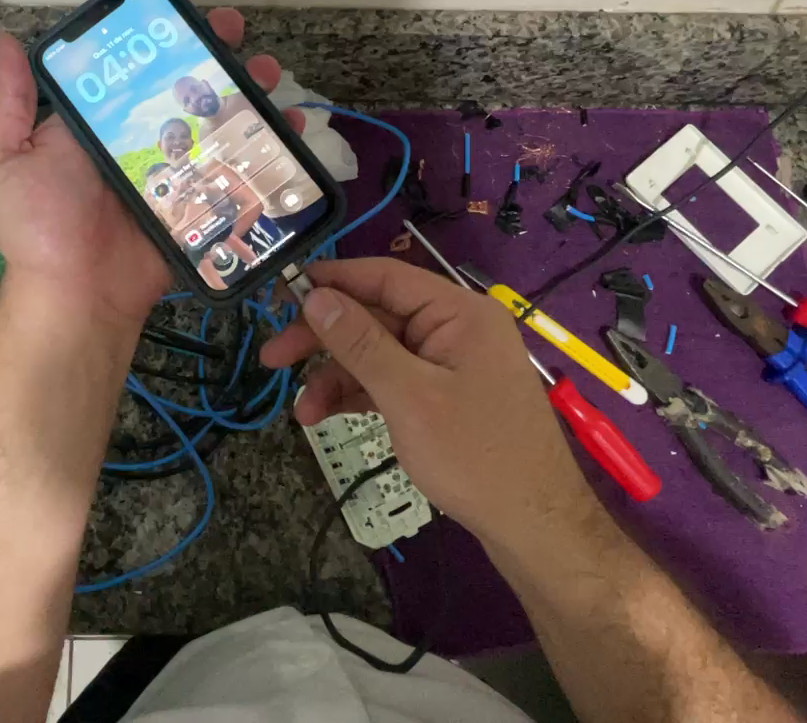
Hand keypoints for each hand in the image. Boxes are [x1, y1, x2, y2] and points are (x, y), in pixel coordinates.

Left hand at [0, 0, 299, 332]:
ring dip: (243, 84)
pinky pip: (235, 163)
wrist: (77, 292)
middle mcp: (135, 136)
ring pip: (214, 114)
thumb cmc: (38, 225)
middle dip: (208, 44)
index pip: (125, 58)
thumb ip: (11, 104)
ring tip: (264, 66)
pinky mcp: (200, 198)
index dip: (149, 21)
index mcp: (94, 121)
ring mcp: (172, 167)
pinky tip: (287, 122)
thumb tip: (10, 41)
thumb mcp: (3, 160)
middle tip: (232, 24)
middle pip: (179, 79)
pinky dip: (264, 142)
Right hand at [259, 258, 599, 538]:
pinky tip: (326, 415)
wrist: (535, 530)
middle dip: (323, 338)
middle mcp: (453, 327)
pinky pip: (391, 379)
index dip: (331, 280)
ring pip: (377, 352)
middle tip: (272, 356)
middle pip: (375, 316)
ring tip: (303, 412)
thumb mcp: (408, 396)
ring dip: (336, 376)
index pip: (383, 277)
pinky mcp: (443, 394)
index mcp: (456, 311)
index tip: (282, 291)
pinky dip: (359, 394)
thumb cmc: (475, 456)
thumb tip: (315, 296)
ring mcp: (449, 362)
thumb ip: (359, 342)